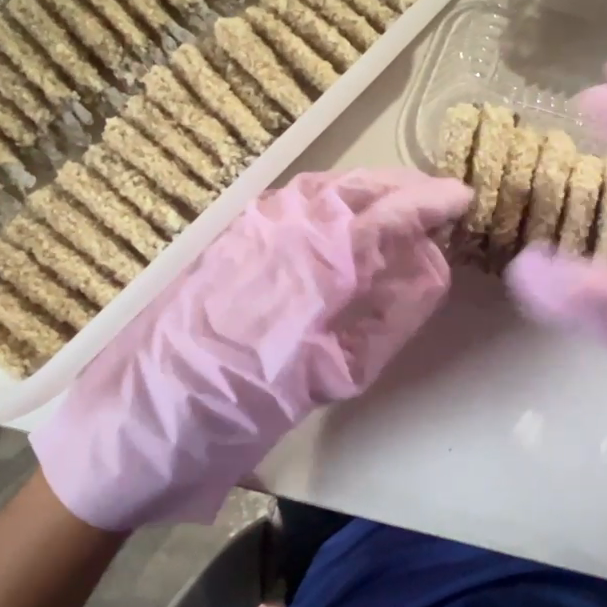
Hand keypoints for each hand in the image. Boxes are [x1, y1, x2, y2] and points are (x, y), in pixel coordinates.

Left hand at [34, 169, 470, 529]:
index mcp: (313, 266)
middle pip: (354, 187)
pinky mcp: (227, 235)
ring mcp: (248, 226)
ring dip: (369, 190)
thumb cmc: (241, 410)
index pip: (386, 215)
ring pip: (323, 187)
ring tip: (401, 207)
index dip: (428, 203)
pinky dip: (331, 199)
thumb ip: (388, 319)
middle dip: (402, 188)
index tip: (464, 198)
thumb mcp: (329, 377)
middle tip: (438, 201)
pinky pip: (292, 200)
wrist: (141, 419)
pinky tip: (346, 220)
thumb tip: (428, 269)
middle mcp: (280, 228)